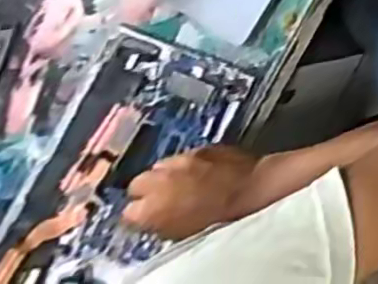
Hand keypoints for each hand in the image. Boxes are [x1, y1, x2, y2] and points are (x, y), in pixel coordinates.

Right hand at [123, 146, 259, 239]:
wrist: (249, 188)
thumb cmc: (214, 219)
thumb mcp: (176, 231)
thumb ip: (156, 221)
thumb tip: (149, 217)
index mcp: (150, 207)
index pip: (128, 211)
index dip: (138, 214)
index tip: (146, 215)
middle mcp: (160, 179)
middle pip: (138, 182)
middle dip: (146, 189)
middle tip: (159, 196)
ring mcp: (182, 159)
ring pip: (160, 164)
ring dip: (165, 173)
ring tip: (178, 180)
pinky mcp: (202, 146)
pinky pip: (184, 154)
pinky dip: (186, 162)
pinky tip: (197, 168)